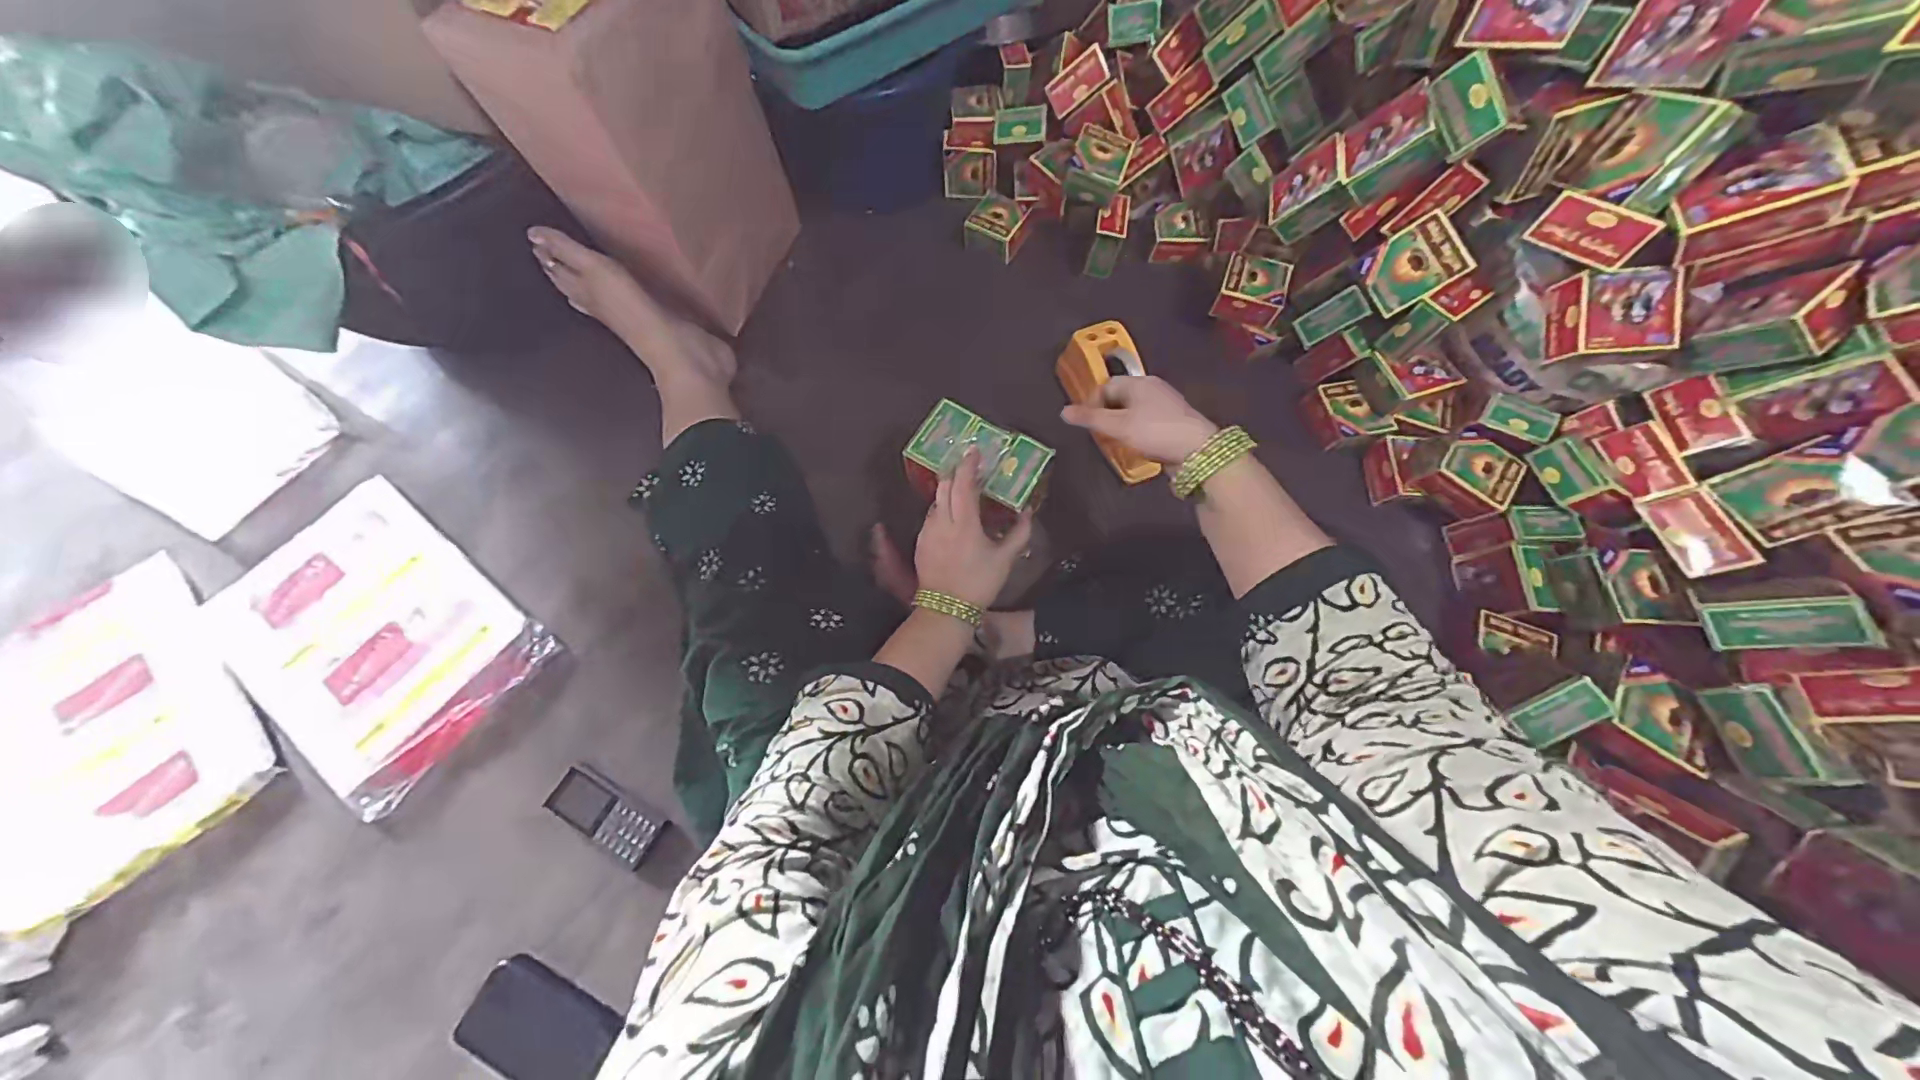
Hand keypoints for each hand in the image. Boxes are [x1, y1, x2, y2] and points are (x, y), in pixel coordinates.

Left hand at [528, 227, 651, 333]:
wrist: (657, 337)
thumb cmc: (626, 300)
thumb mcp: (592, 265)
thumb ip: (564, 249)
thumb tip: (532, 234)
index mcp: (576, 284)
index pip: (554, 262)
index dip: (546, 247)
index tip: (534, 234)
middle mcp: (585, 298)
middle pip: (562, 279)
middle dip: (552, 263)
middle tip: (543, 250)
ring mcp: (603, 311)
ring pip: (576, 293)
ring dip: (566, 281)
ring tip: (559, 270)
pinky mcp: (620, 320)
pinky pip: (595, 306)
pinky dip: (586, 300)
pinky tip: (587, 302)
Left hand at [913, 449, 1033, 609]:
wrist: (946, 609)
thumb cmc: (979, 583)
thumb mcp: (1005, 559)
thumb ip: (1019, 533)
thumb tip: (1027, 511)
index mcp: (964, 523)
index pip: (963, 484)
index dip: (968, 465)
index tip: (974, 452)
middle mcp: (942, 521)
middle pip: (944, 486)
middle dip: (956, 472)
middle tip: (969, 466)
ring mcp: (927, 531)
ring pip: (936, 501)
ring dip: (947, 491)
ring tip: (961, 491)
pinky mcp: (920, 543)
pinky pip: (930, 517)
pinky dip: (941, 509)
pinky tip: (950, 517)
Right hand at [1060, 375, 1219, 465]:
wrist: (1198, 450)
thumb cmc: (1155, 432)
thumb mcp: (1118, 426)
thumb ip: (1090, 418)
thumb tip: (1063, 411)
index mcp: (1139, 382)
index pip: (1106, 385)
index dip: (1092, 403)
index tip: (1089, 424)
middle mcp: (1153, 387)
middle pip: (1120, 397)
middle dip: (1107, 415)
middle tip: (1101, 435)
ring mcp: (1165, 403)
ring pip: (1133, 410)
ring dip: (1121, 424)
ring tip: (1117, 442)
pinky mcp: (1174, 419)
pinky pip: (1147, 420)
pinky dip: (1137, 430)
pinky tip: (1137, 445)